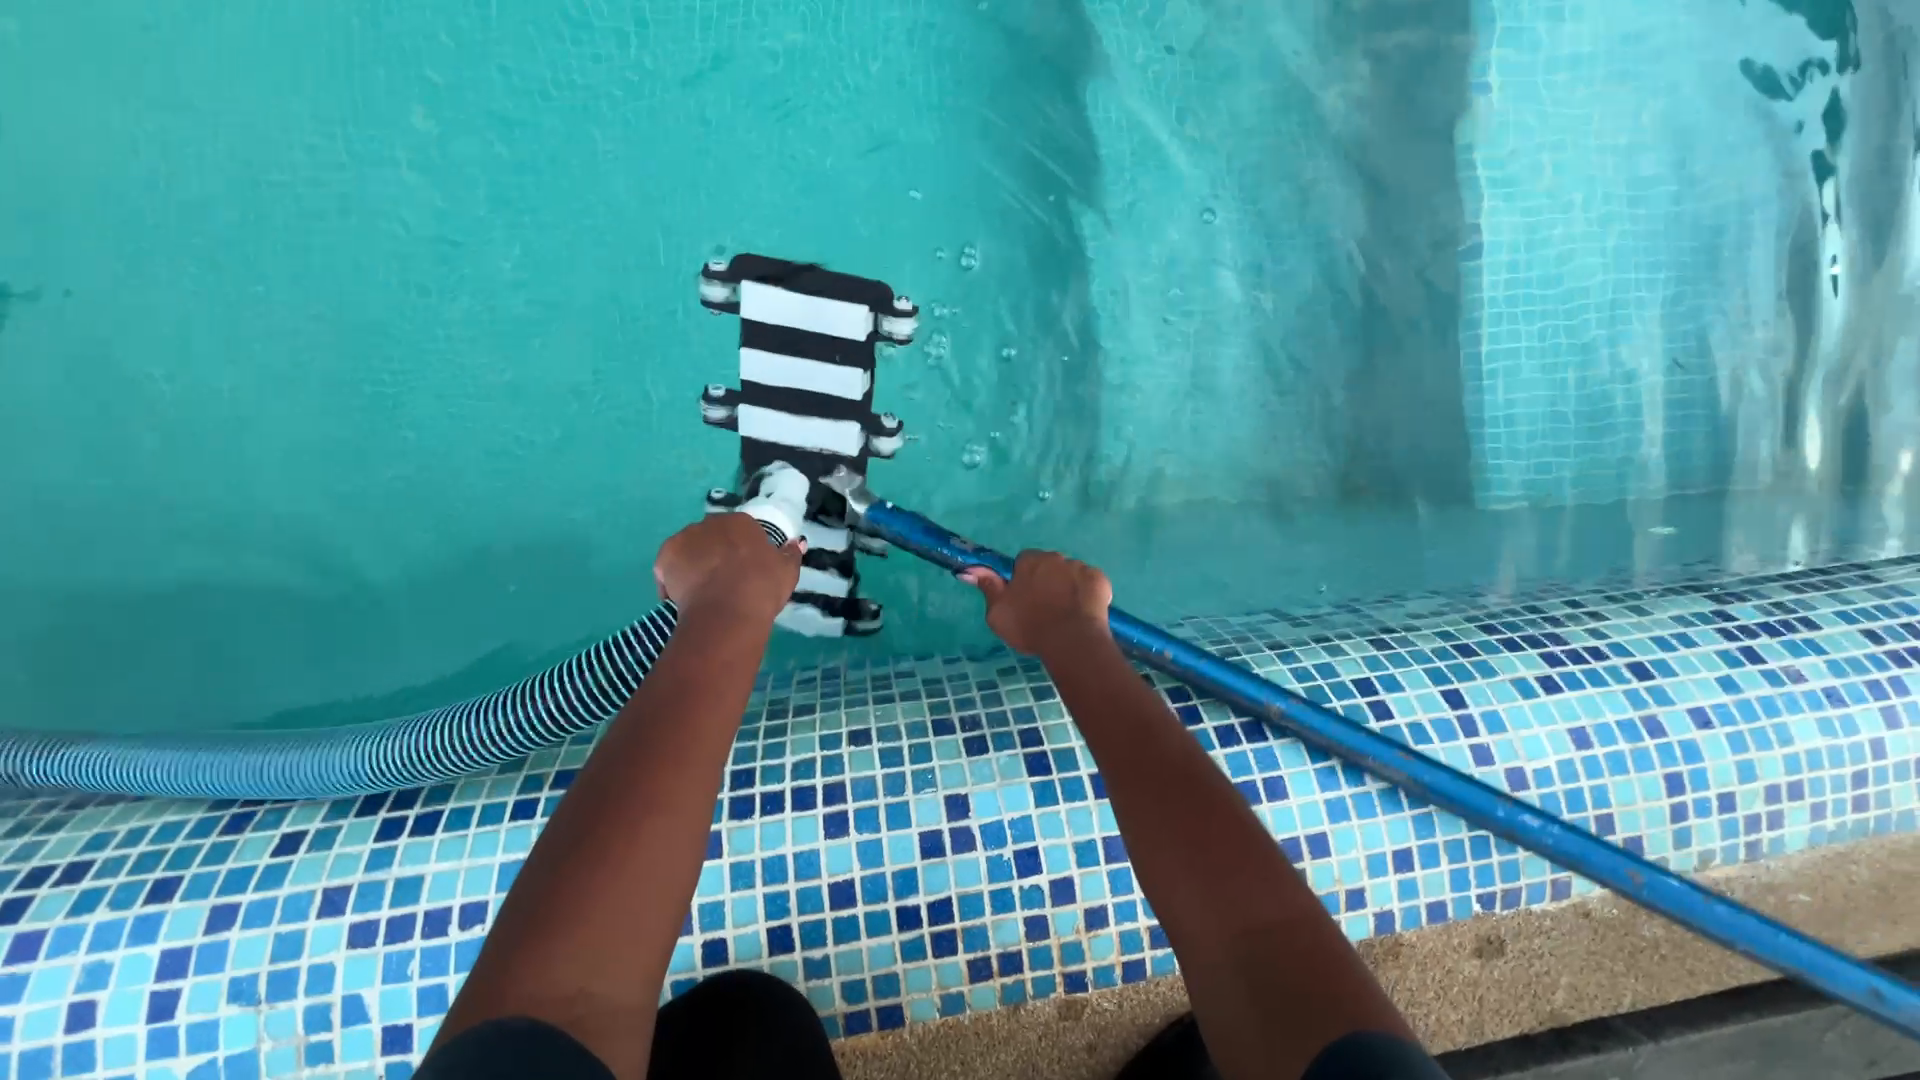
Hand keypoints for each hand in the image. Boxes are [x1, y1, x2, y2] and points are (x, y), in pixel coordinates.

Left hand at [654, 514, 804, 620]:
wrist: (728, 610)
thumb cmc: (762, 587)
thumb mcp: (787, 571)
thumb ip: (791, 553)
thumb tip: (797, 542)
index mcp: (741, 521)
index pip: (740, 530)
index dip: (741, 551)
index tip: (744, 570)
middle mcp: (710, 522)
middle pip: (712, 537)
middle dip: (715, 554)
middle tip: (723, 581)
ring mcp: (685, 537)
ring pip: (689, 550)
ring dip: (694, 564)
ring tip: (702, 592)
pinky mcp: (665, 556)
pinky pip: (669, 567)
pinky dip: (673, 580)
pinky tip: (683, 598)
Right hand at [958, 550, 1112, 655]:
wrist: (1070, 640)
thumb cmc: (1028, 625)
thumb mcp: (997, 611)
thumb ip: (986, 587)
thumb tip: (967, 569)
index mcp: (1030, 561)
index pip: (1023, 562)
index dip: (1022, 580)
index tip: (1023, 600)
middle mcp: (1056, 557)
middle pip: (1048, 566)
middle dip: (1046, 581)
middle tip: (1043, 609)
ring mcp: (1081, 568)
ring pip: (1070, 575)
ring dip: (1066, 588)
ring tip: (1064, 615)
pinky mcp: (1100, 581)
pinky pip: (1091, 585)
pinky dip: (1087, 595)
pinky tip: (1083, 614)